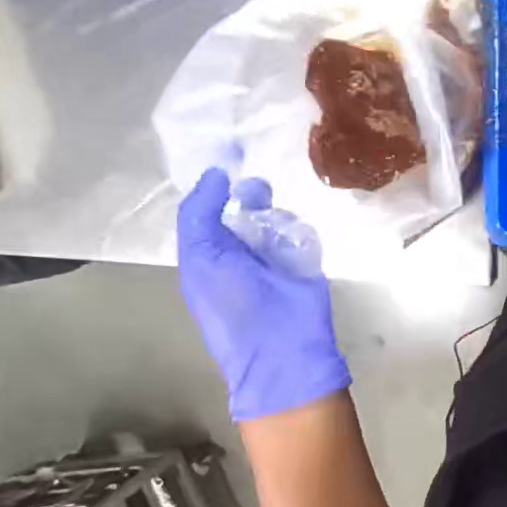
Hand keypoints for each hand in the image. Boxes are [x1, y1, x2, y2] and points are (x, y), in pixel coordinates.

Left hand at [177, 168, 349, 420]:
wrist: (283, 351)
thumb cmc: (233, 307)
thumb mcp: (201, 257)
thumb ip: (200, 213)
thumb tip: (216, 175)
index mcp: (208, 255)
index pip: (210, 209)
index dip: (216, 185)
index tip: (228, 155)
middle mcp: (242, 254)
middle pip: (247, 209)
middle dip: (252, 195)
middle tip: (259, 187)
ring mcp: (276, 261)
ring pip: (277, 219)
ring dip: (278, 217)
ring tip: (278, 226)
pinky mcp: (306, 268)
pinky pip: (303, 236)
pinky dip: (302, 233)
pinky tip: (297, 239)